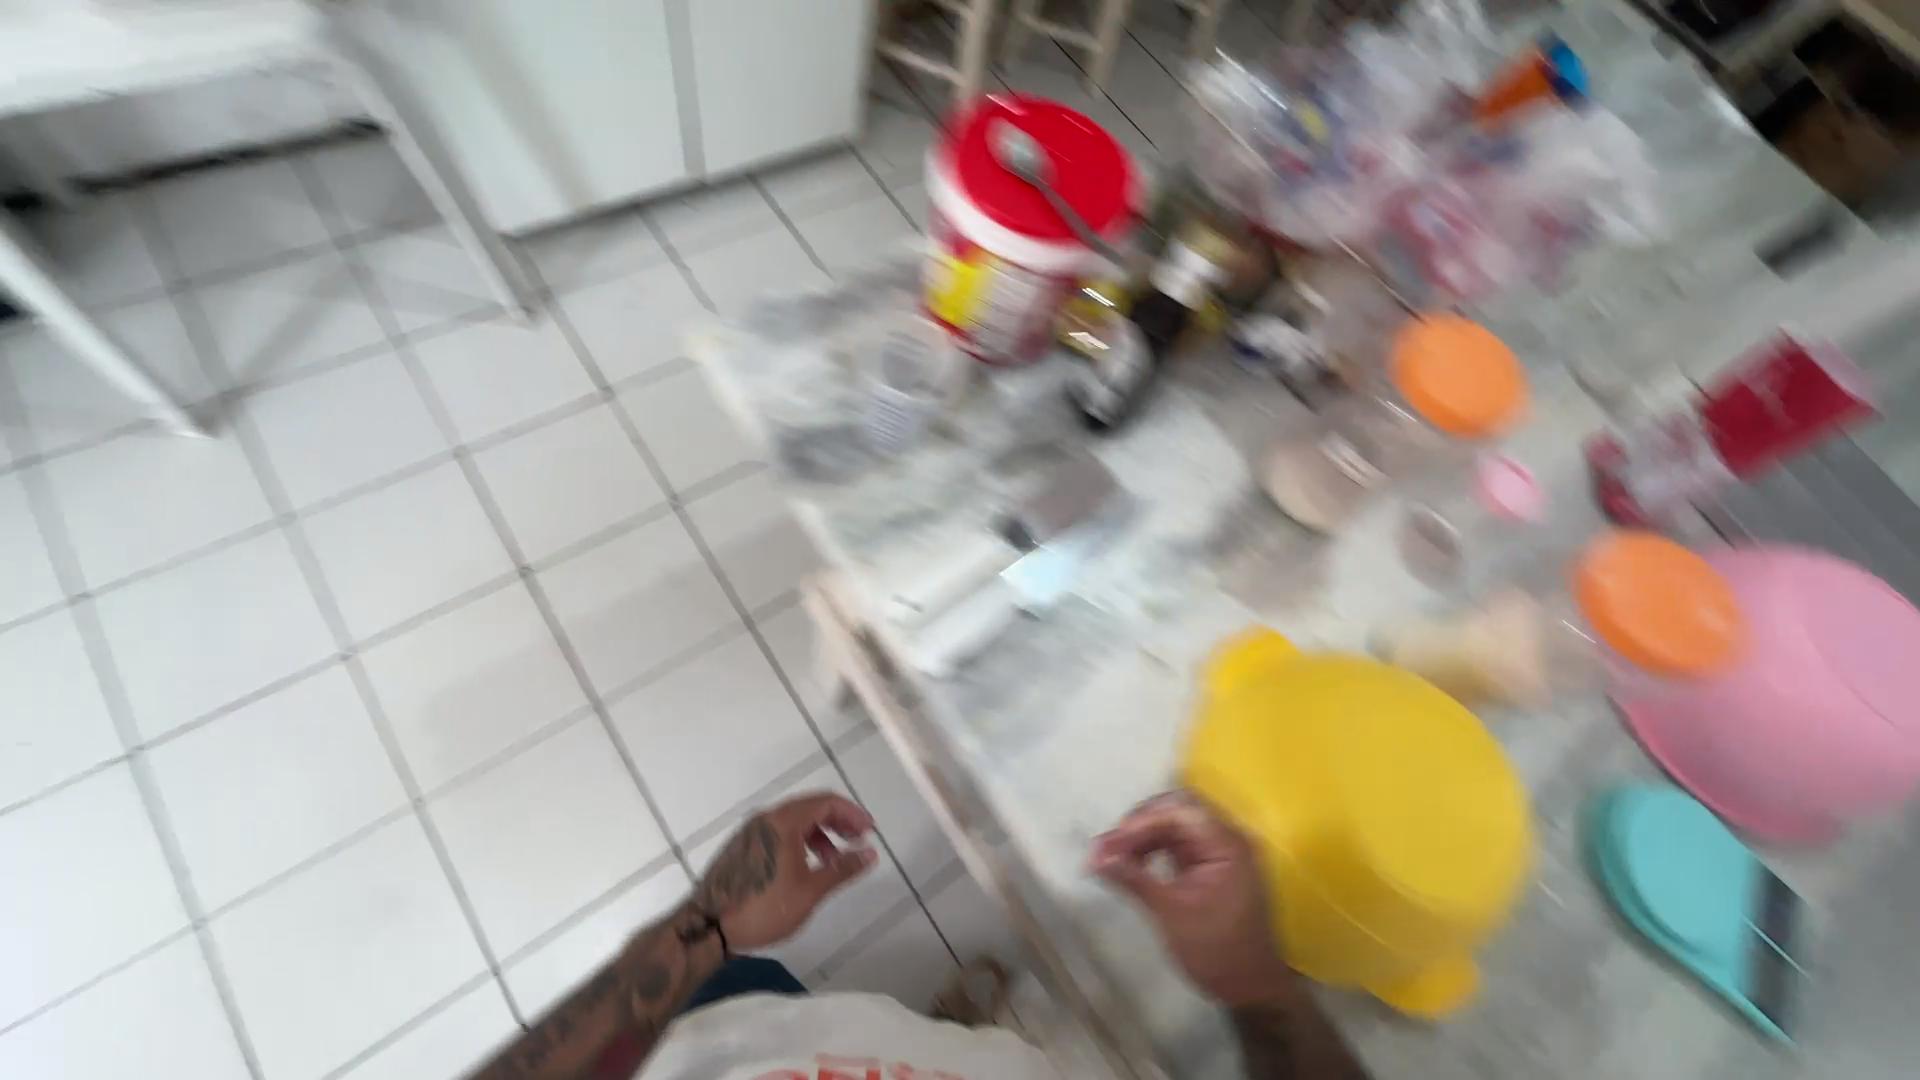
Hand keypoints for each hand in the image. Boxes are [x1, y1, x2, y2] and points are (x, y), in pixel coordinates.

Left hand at [694, 792, 878, 950]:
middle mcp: (766, 818)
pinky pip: (779, 832)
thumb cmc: (763, 908)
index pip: (826, 802)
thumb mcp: (810, 891)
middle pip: (811, 807)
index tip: (870, 831)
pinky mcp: (742, 847)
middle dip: (839, 821)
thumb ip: (843, 868)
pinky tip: (806, 865)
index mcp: (784, 820)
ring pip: (794, 820)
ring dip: (820, 832)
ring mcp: (751, 831)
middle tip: (858, 840)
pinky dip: (800, 840)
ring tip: (834, 858)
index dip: (853, 813)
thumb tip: (871, 854)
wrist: (707, 929)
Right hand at [1088, 792, 1296, 1006]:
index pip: (1180, 811)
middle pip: (1176, 810)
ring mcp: (1216, 850)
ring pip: (1172, 824)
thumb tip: (1095, 857)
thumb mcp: (1171, 914)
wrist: (1250, 990)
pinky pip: (1174, 842)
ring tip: (1110, 855)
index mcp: (1228, 844)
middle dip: (1139, 823)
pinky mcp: (1206, 863)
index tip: (1111, 843)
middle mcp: (1225, 838)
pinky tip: (1129, 862)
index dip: (1142, 821)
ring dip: (1140, 835)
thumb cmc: (1217, 952)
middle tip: (1108, 845)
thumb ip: (1134, 879)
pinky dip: (1149, 848)